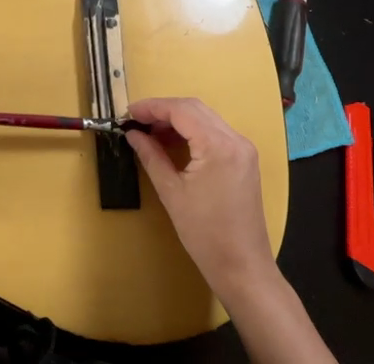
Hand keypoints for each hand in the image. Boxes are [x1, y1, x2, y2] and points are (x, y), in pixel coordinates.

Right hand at [127, 97, 274, 292]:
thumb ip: (151, 156)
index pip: (181, 110)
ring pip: (205, 117)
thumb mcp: (171, 192)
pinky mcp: (245, 159)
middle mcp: (235, 139)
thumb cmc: (204, 233)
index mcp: (218, 145)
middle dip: (163, 110)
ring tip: (150, 132)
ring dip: (178, 119)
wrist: (242, 267)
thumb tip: (133, 134)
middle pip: (194, 108)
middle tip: (137, 122)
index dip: (152, 107)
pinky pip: (215, 131)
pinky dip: (192, 130)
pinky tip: (173, 141)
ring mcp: (243, 148)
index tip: (128, 113)